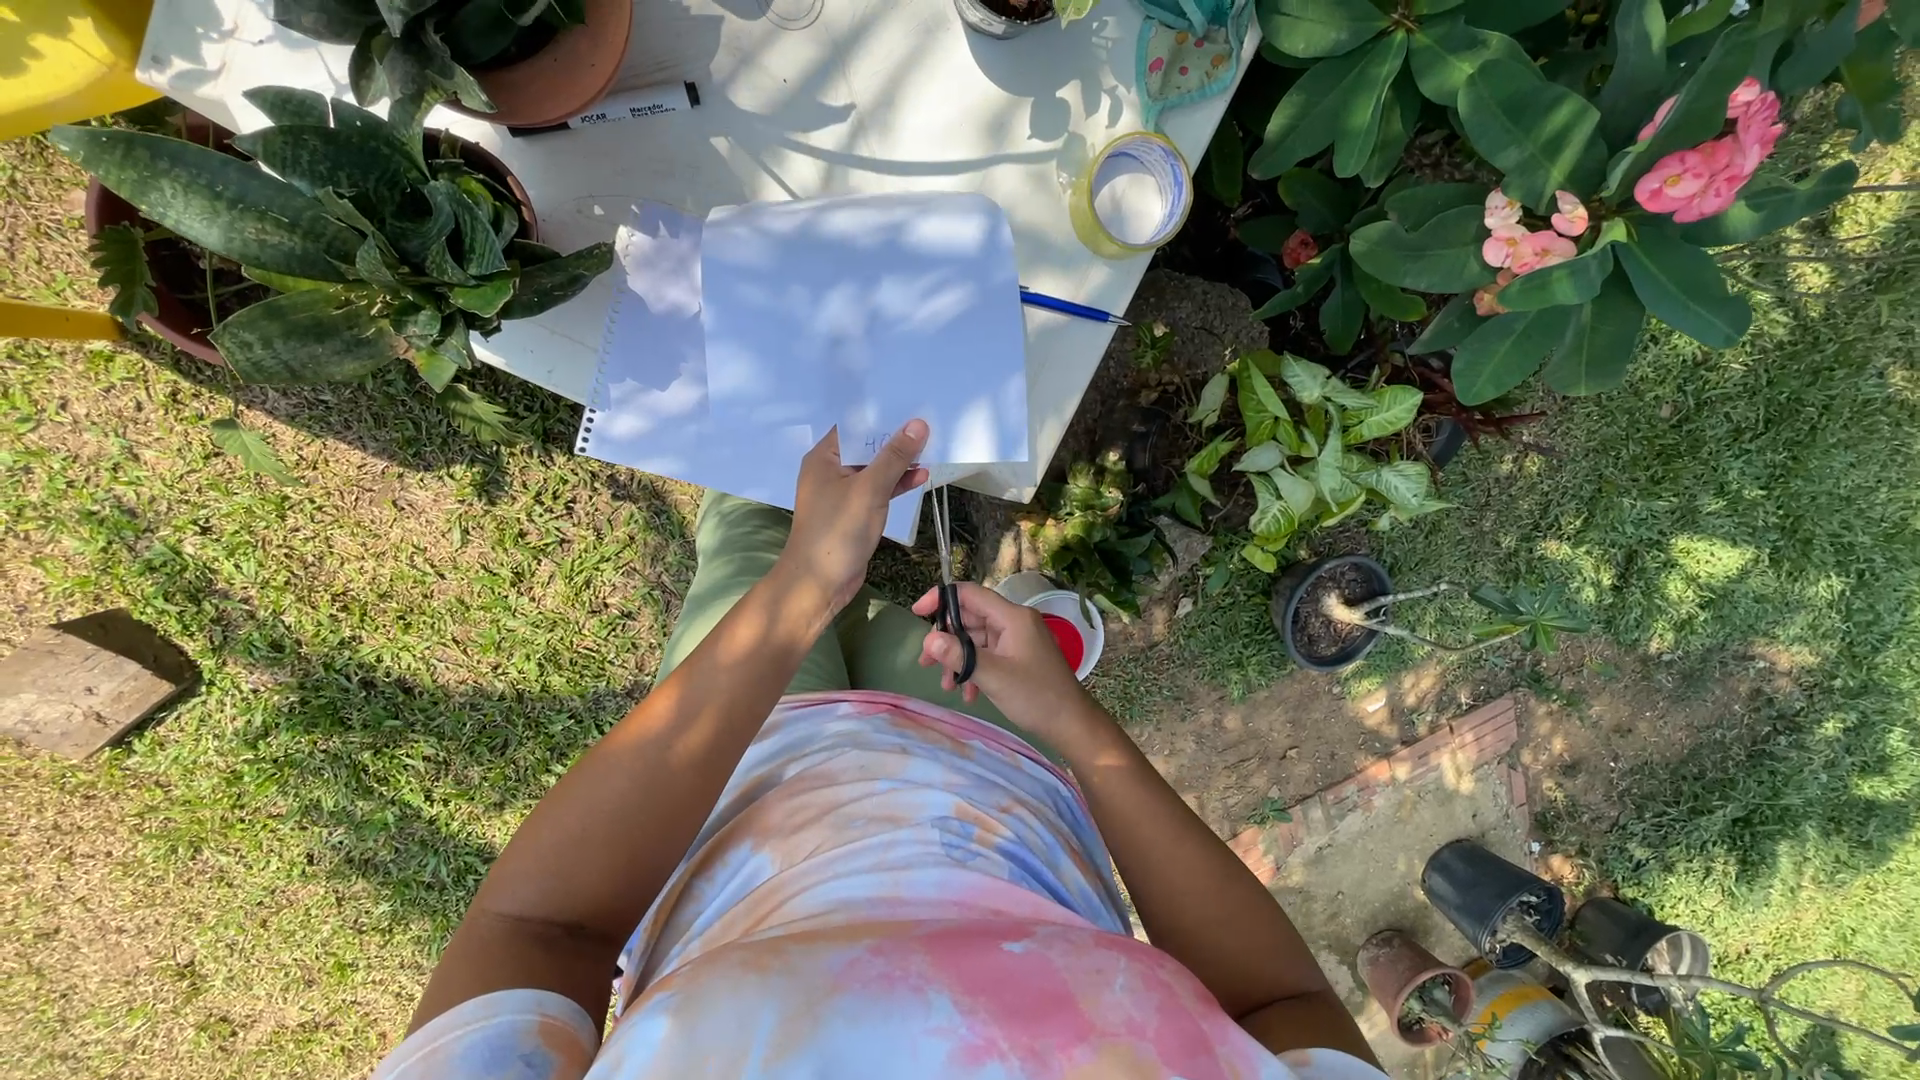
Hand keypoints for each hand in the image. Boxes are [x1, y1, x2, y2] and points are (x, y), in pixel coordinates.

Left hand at [779, 420, 929, 613]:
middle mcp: (831, 470)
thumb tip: (918, 424)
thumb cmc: (838, 529)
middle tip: (929, 423)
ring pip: (875, 469)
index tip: (912, 404)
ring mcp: (843, 493)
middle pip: (867, 446)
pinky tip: (921, 476)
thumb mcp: (869, 488)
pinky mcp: (855, 513)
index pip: (855, 425)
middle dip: (895, 438)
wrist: (819, 582)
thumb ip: (894, 456)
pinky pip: (878, 490)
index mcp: (824, 457)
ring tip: (931, 449)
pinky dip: (896, 484)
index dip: (882, 415)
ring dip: (899, 462)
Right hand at [911, 583, 1106, 745]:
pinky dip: (975, 669)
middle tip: (927, 663)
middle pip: (971, 618)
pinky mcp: (1020, 656)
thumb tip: (929, 640)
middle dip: (947, 640)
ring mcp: (1019, 639)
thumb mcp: (993, 676)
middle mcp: (1015, 621)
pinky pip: (989, 654)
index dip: (941, 600)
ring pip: (977, 639)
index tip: (917, 614)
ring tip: (947, 685)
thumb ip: (960, 656)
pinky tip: (968, 693)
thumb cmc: (1035, 696)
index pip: (970, 594)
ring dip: (959, 659)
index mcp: (1013, 617)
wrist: (1071, 723)